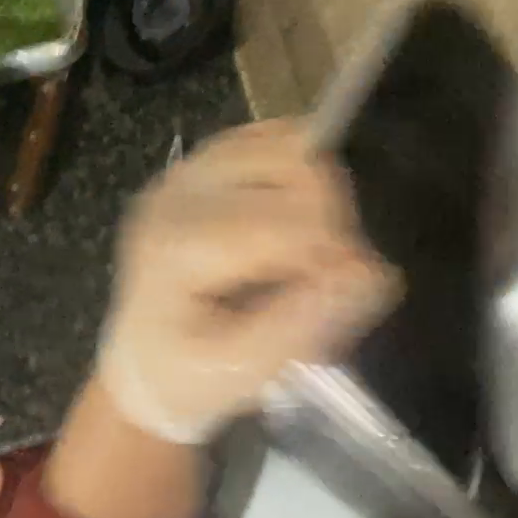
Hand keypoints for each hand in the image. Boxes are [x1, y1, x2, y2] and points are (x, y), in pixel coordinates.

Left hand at [96, 120, 399, 443]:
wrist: (146, 364)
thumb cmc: (191, 377)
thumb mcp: (243, 370)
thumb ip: (302, 322)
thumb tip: (371, 274)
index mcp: (179, 246)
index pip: (288, 220)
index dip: (337, 251)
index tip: (352, 294)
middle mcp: (178, 192)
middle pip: (294, 167)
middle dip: (332, 223)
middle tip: (330, 279)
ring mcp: (186, 171)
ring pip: (288, 143)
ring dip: (321, 196)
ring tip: (314, 252)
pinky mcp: (200, 164)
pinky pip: (271, 140)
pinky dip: (301, 178)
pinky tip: (297, 226)